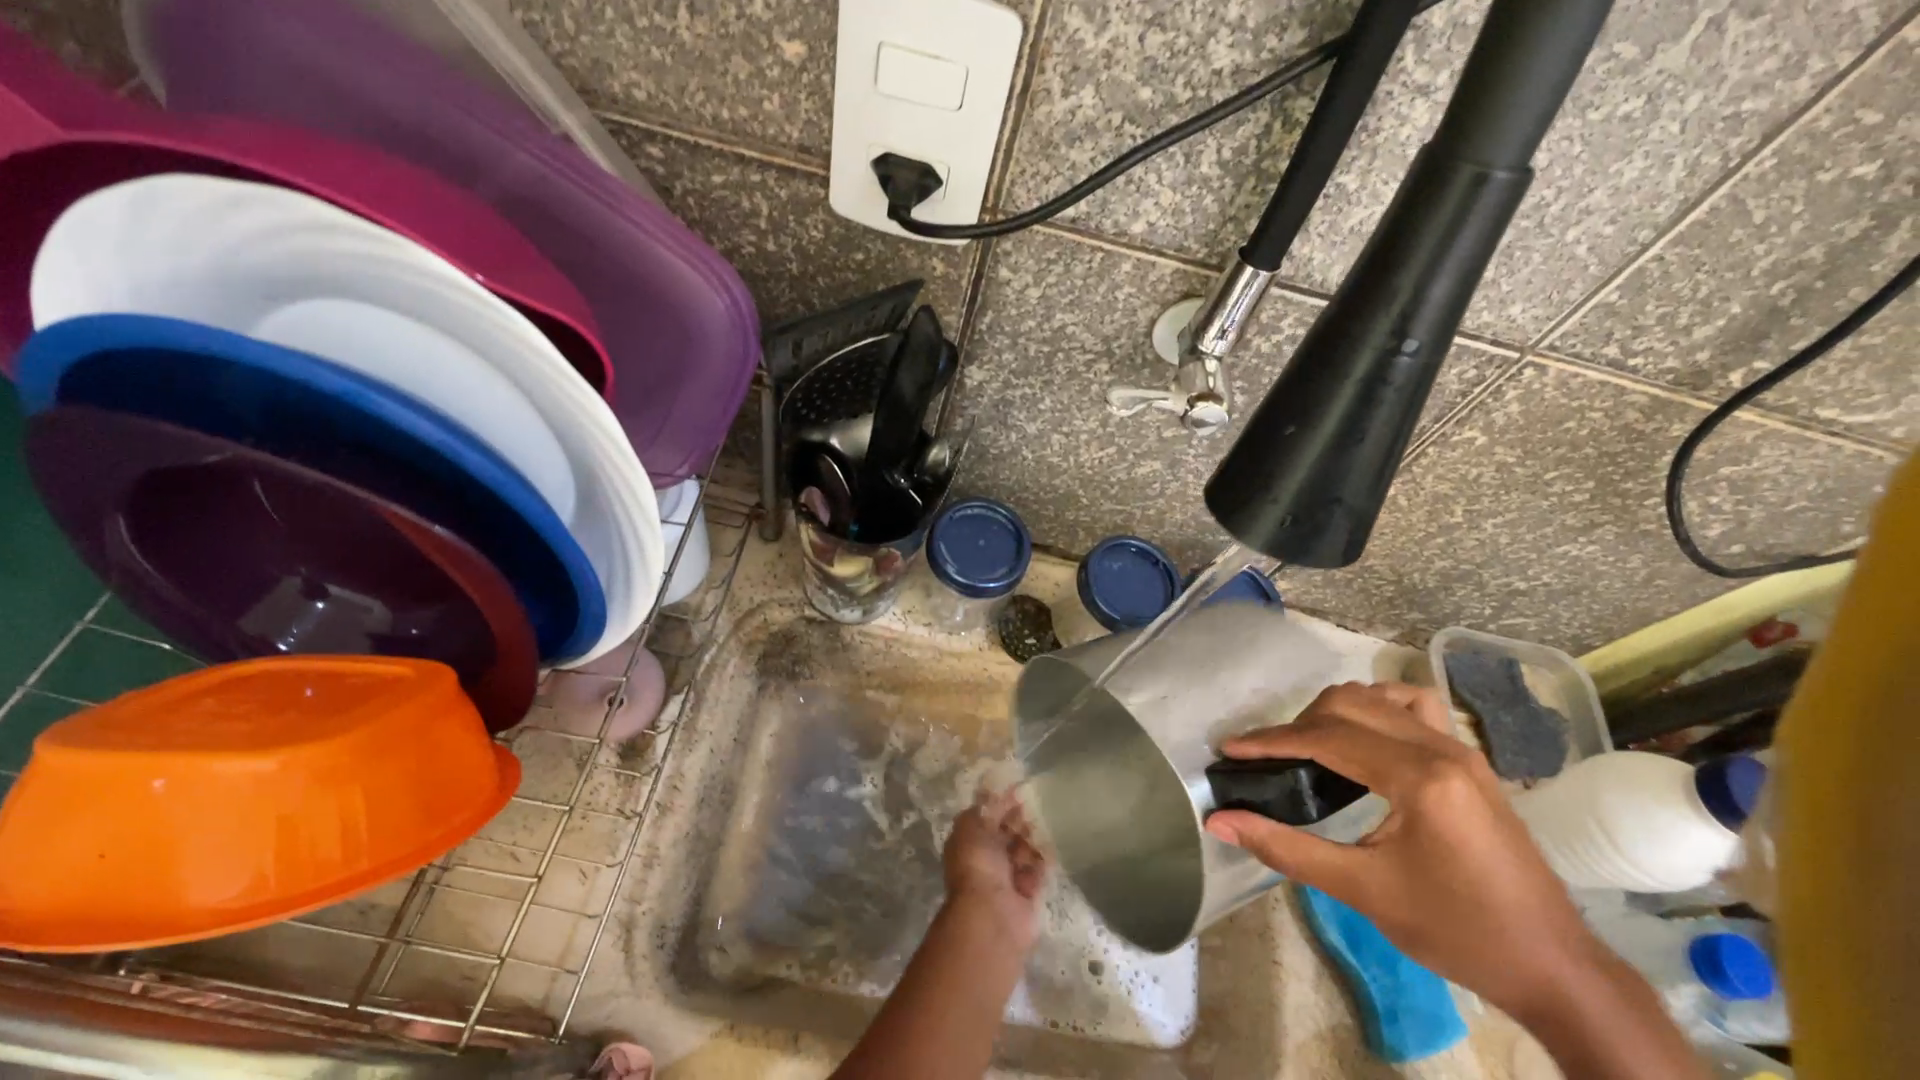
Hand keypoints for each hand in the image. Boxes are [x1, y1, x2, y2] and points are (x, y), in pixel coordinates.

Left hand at [943, 789, 1047, 949]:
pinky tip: (1050, 846)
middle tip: (1037, 806)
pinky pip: (1037, 869)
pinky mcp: (1028, 892)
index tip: (1020, 789)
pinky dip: (1042, 860)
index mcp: (969, 843)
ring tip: (1045, 825)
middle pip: (1006, 834)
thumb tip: (992, 794)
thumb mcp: (971, 828)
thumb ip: (983, 809)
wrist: (992, 913)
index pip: (986, 818)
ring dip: (1032, 839)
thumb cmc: (978, 865)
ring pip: (1023, 850)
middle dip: (1019, 821)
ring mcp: (1007, 877)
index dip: (1001, 804)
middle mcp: (986, 859)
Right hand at [1204, 682, 1604, 1014]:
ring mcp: (1463, 751)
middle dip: (1298, 725)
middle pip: (1351, 705)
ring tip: (1310, 748)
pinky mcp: (1472, 762)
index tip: (1228, 749)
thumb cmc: (1454, 930)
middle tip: (1266, 759)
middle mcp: (1442, 749)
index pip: (1328, 737)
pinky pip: (1417, 710)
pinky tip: (1365, 742)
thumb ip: (1286, 848)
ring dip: (1338, 713)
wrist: (1549, 962)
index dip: (1271, 741)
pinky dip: (1379, 712)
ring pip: (1383, 699)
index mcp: (1419, 777)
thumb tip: (1219, 821)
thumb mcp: (1362, 890)